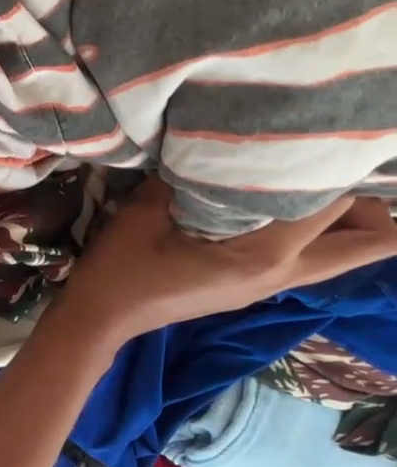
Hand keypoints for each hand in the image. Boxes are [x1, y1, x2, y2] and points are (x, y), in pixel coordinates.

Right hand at [48, 180, 396, 343]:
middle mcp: (284, 273)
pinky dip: (305, 234)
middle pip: (376, 243)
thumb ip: (177, 186)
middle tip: (325, 179)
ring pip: (347, 253)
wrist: (98, 318)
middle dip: (370, 208)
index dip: (326, 172)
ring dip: (338, 222)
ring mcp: (272, 285)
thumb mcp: (139, 218)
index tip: (301, 148)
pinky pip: (309, 257)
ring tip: (297, 193)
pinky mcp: (254, 288)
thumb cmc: (117, 271)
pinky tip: (262, 215)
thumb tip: (199, 155)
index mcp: (263, 257)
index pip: (333, 206)